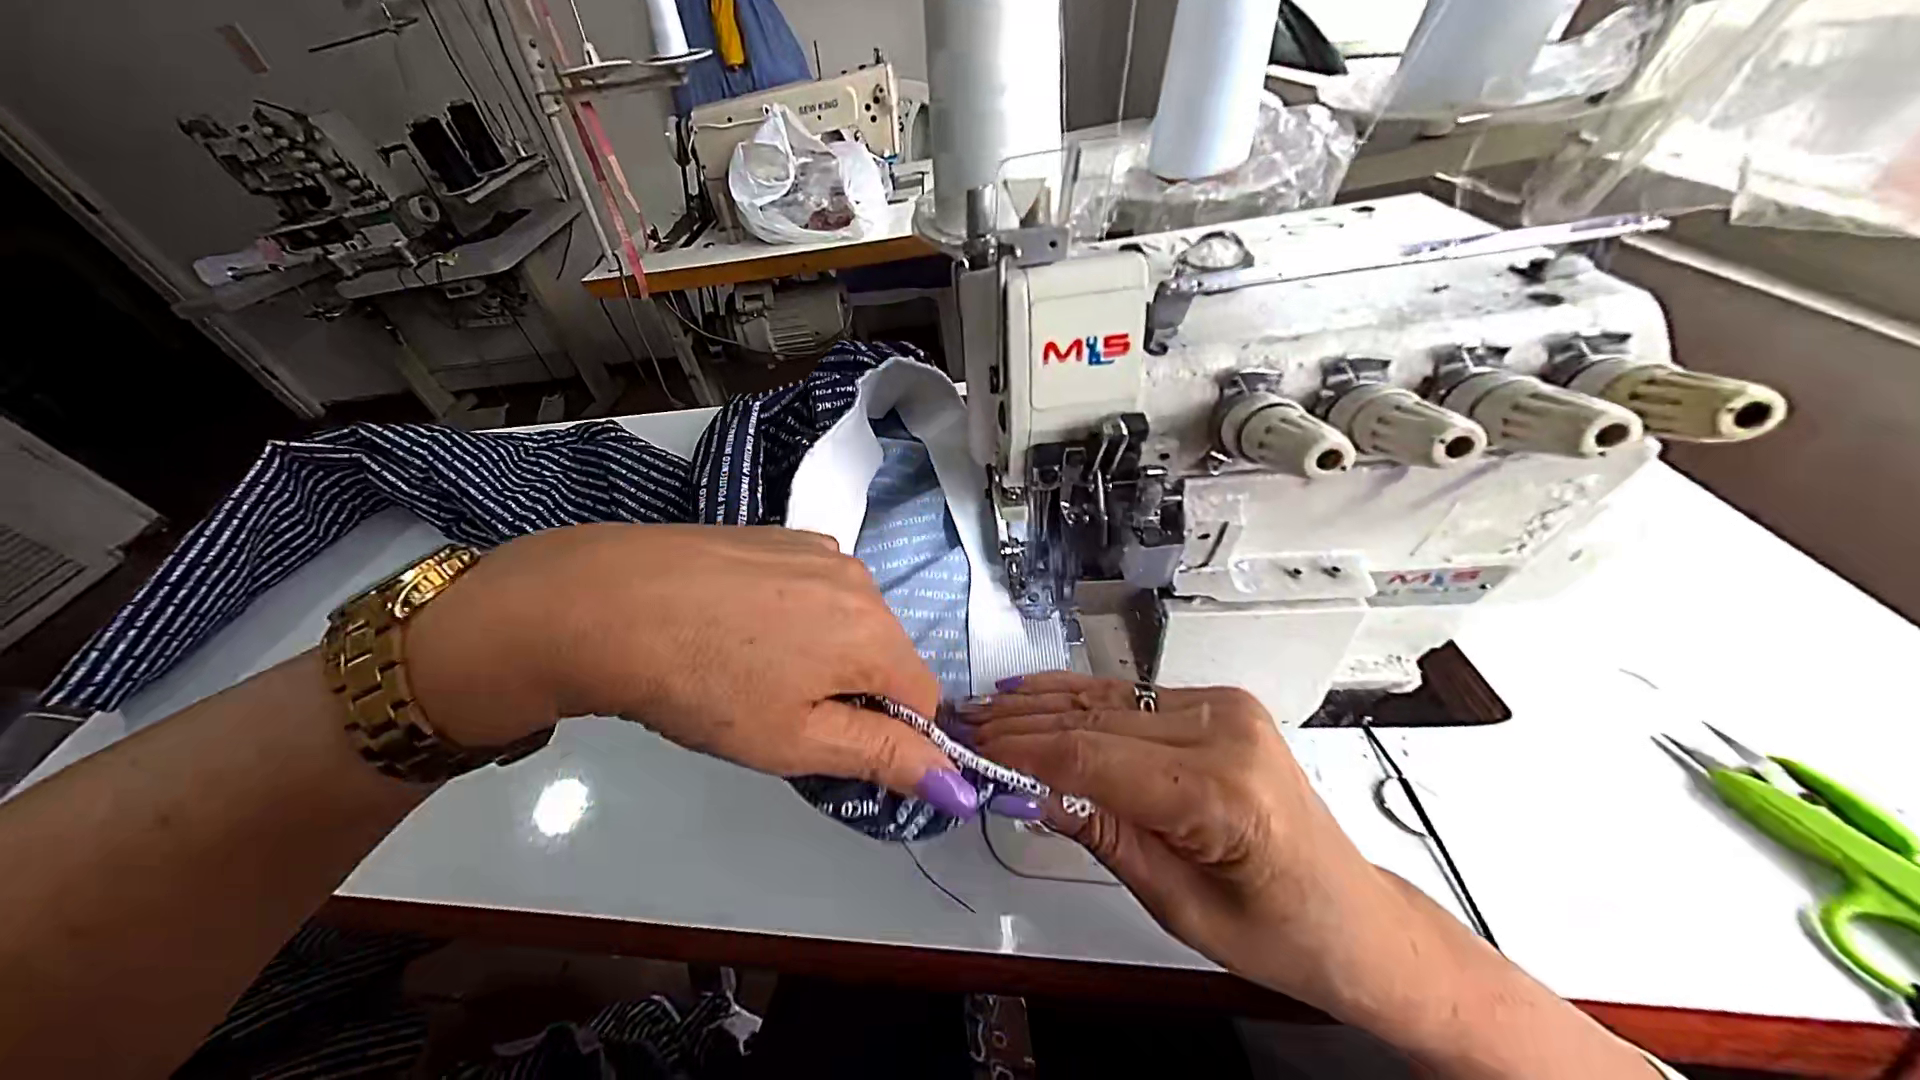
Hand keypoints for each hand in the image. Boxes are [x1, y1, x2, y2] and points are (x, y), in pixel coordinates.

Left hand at [404, 525, 976, 813]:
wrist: (607, 602)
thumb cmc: (705, 687)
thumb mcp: (796, 741)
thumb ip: (883, 756)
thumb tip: (957, 784)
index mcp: (876, 633)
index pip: (925, 698)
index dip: (892, 732)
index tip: (834, 744)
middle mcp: (863, 580)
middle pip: (888, 654)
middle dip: (856, 689)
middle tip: (783, 709)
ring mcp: (822, 549)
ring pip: (852, 619)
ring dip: (827, 649)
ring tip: (756, 663)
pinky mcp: (784, 535)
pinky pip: (817, 585)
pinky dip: (800, 611)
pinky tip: (743, 620)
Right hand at [968, 674, 1658, 1078]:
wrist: (1355, 915)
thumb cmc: (1275, 934)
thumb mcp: (1178, 906)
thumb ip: (1104, 835)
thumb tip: (1031, 790)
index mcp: (1222, 793)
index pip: (1095, 761)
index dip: (1026, 755)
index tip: (971, 750)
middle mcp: (1225, 730)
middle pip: (1097, 722)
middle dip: (1023, 725)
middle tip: (961, 722)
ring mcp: (1225, 707)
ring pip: (1109, 700)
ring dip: (1043, 705)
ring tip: (985, 706)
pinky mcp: (1220, 702)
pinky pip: (1133, 698)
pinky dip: (1080, 699)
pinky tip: (1037, 692)